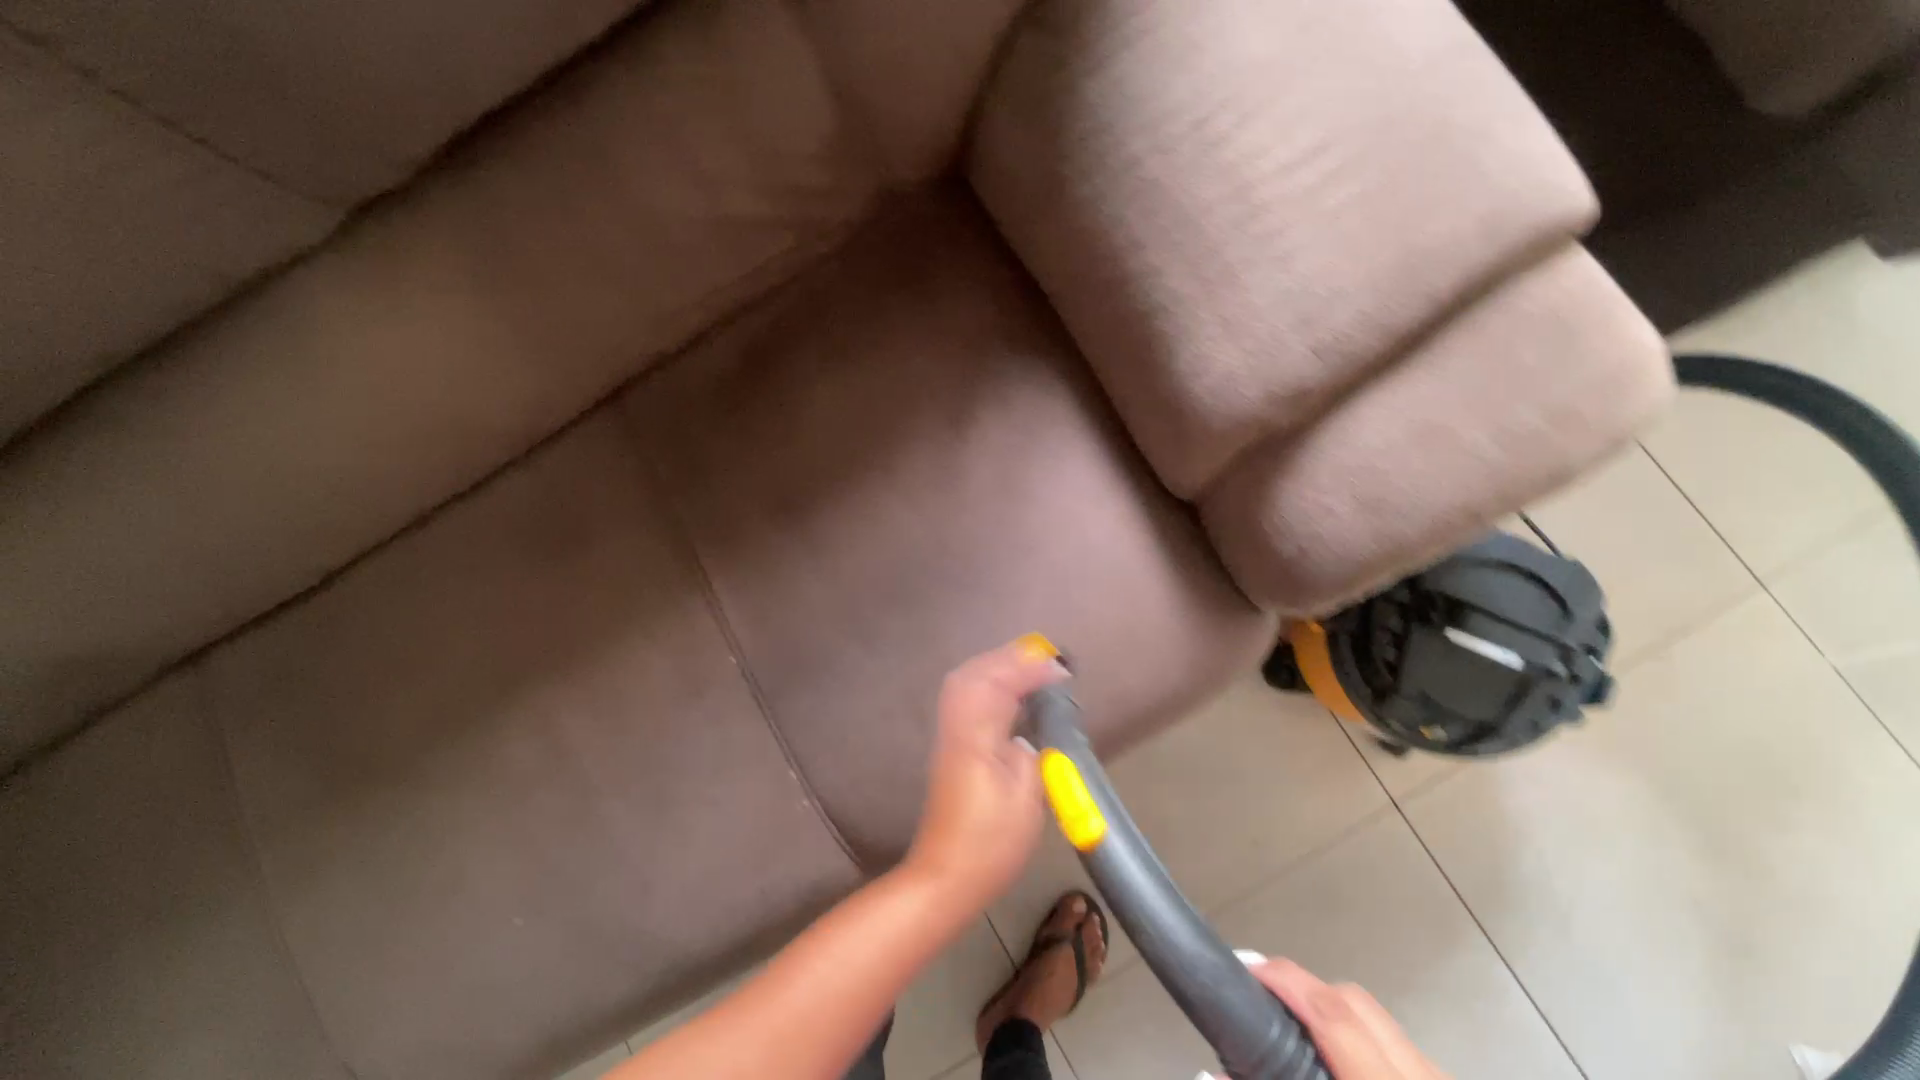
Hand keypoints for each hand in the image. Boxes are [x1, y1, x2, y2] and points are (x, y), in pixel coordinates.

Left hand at [904, 635, 1070, 910]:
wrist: (945, 876)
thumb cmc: (991, 844)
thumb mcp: (1026, 800)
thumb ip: (1030, 755)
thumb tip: (1029, 733)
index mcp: (976, 737)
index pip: (999, 684)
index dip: (1029, 669)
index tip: (1061, 670)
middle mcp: (957, 728)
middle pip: (974, 674)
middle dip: (1008, 659)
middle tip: (1045, 660)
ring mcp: (948, 737)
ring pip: (965, 684)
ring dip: (996, 668)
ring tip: (1030, 669)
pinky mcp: (949, 750)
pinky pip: (964, 700)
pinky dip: (987, 686)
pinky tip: (1008, 696)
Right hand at [1244, 957, 1448, 1079]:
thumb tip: (1216, 1075)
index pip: (1335, 1016)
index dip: (1288, 982)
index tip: (1247, 968)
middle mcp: (1421, 1073)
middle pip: (1354, 1001)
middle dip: (1303, 988)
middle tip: (1260, 997)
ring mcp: (1439, 1075)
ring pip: (1377, 1019)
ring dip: (1332, 1013)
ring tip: (1295, 1032)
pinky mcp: (1444, 1079)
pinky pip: (1395, 1043)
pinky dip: (1359, 1037)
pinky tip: (1339, 1058)